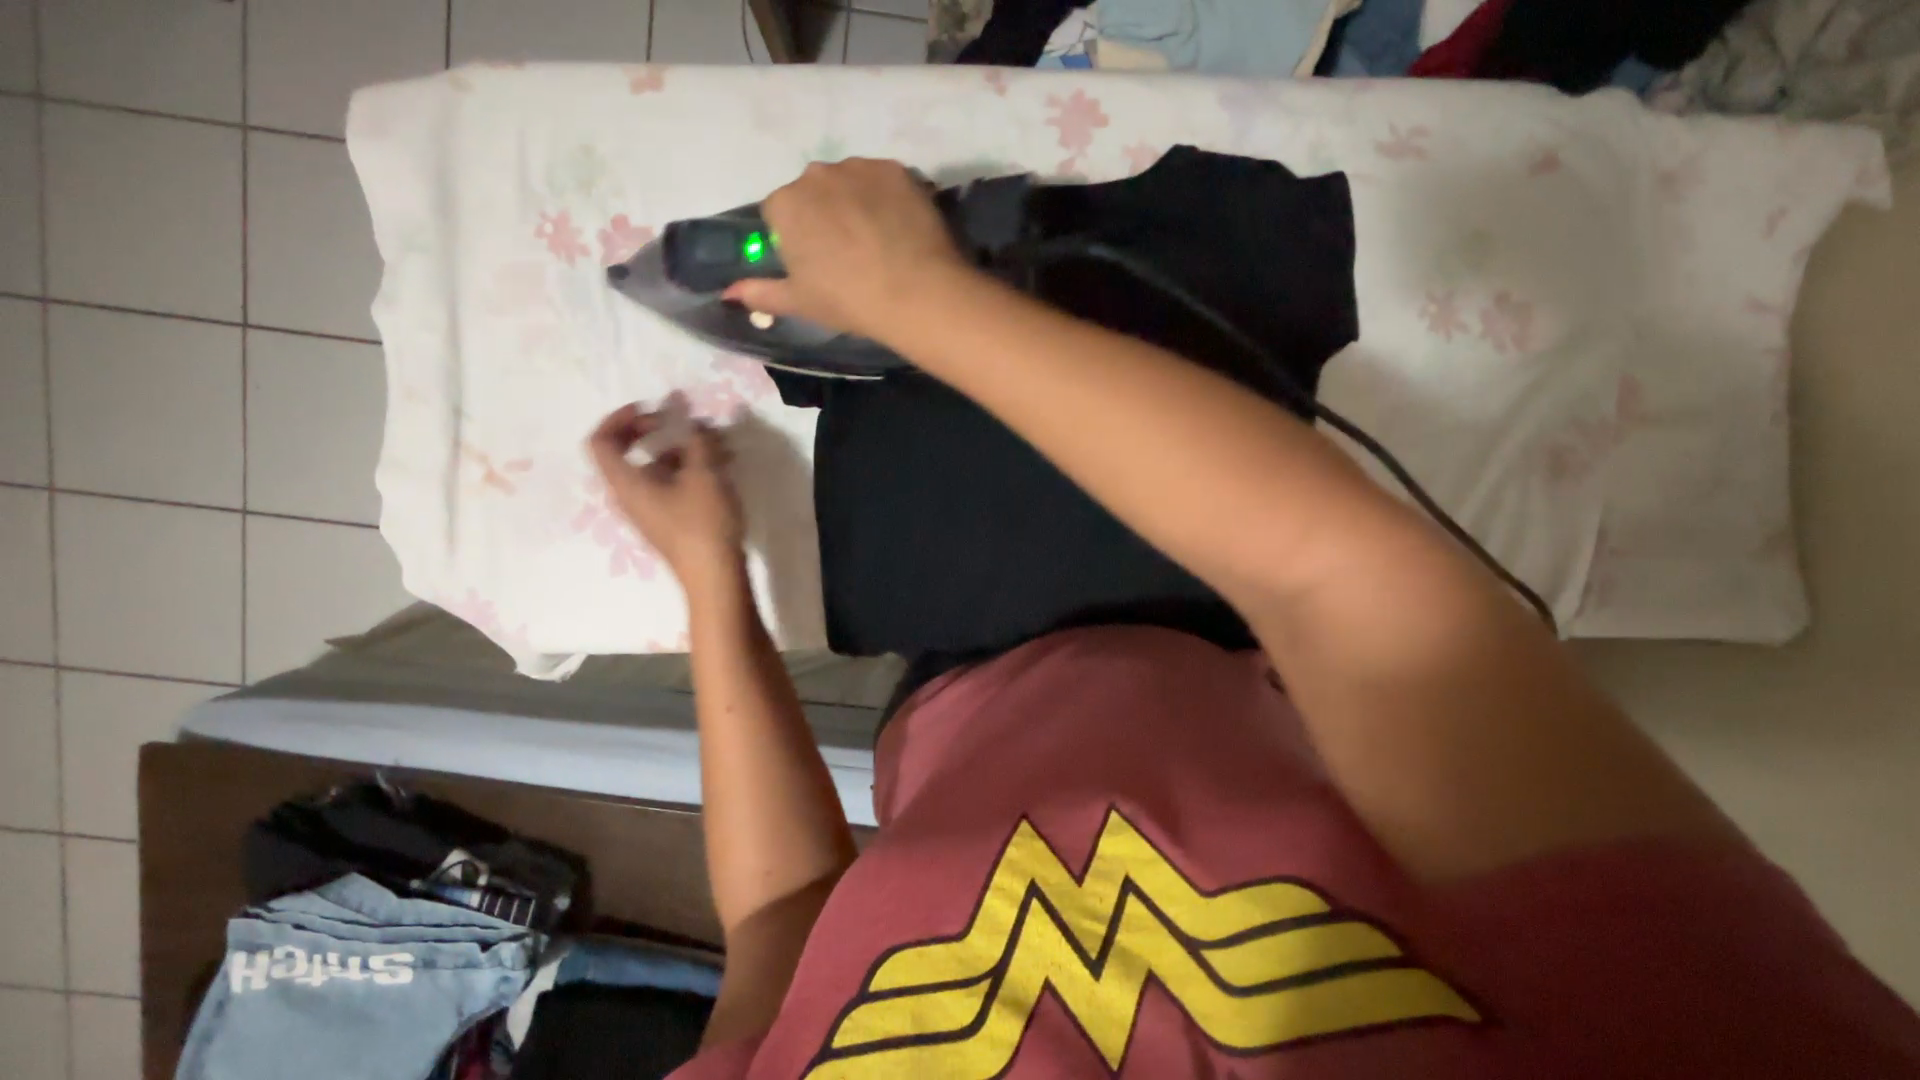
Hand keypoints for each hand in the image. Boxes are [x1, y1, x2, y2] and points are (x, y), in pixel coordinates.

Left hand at [588, 401, 744, 590]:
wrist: (714, 575)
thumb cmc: (703, 522)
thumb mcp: (704, 473)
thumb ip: (696, 440)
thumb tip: (691, 423)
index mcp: (625, 482)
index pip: (600, 440)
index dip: (620, 417)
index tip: (652, 409)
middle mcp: (627, 496)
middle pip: (623, 452)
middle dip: (650, 429)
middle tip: (677, 421)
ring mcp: (647, 510)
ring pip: (652, 467)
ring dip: (677, 448)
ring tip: (712, 442)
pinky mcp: (667, 521)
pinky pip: (667, 484)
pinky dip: (686, 468)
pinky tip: (718, 465)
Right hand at [723, 158, 973, 344]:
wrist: (917, 293)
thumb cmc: (849, 301)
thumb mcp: (799, 302)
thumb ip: (759, 292)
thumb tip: (729, 292)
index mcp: (785, 203)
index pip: (778, 213)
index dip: (794, 237)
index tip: (814, 262)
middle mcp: (817, 174)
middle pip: (813, 192)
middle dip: (824, 214)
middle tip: (848, 253)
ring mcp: (860, 167)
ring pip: (849, 182)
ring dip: (855, 202)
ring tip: (878, 240)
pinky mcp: (897, 169)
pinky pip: (883, 180)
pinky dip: (887, 198)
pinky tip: (899, 228)